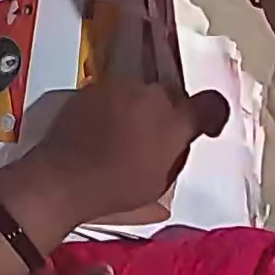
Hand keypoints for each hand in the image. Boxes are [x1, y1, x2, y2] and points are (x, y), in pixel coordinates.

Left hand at [9, 78, 229, 227]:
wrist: (64, 177)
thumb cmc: (117, 187)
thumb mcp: (160, 179)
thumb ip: (176, 152)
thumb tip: (180, 139)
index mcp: (175, 120)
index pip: (211, 104)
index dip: (210, 115)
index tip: (203, 127)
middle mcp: (150, 94)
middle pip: (169, 96)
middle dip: (166, 112)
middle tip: (155, 137)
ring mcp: (118, 86)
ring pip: (138, 92)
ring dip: (137, 107)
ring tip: (123, 133)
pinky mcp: (92, 87)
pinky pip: (112, 93)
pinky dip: (112, 106)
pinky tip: (102, 127)